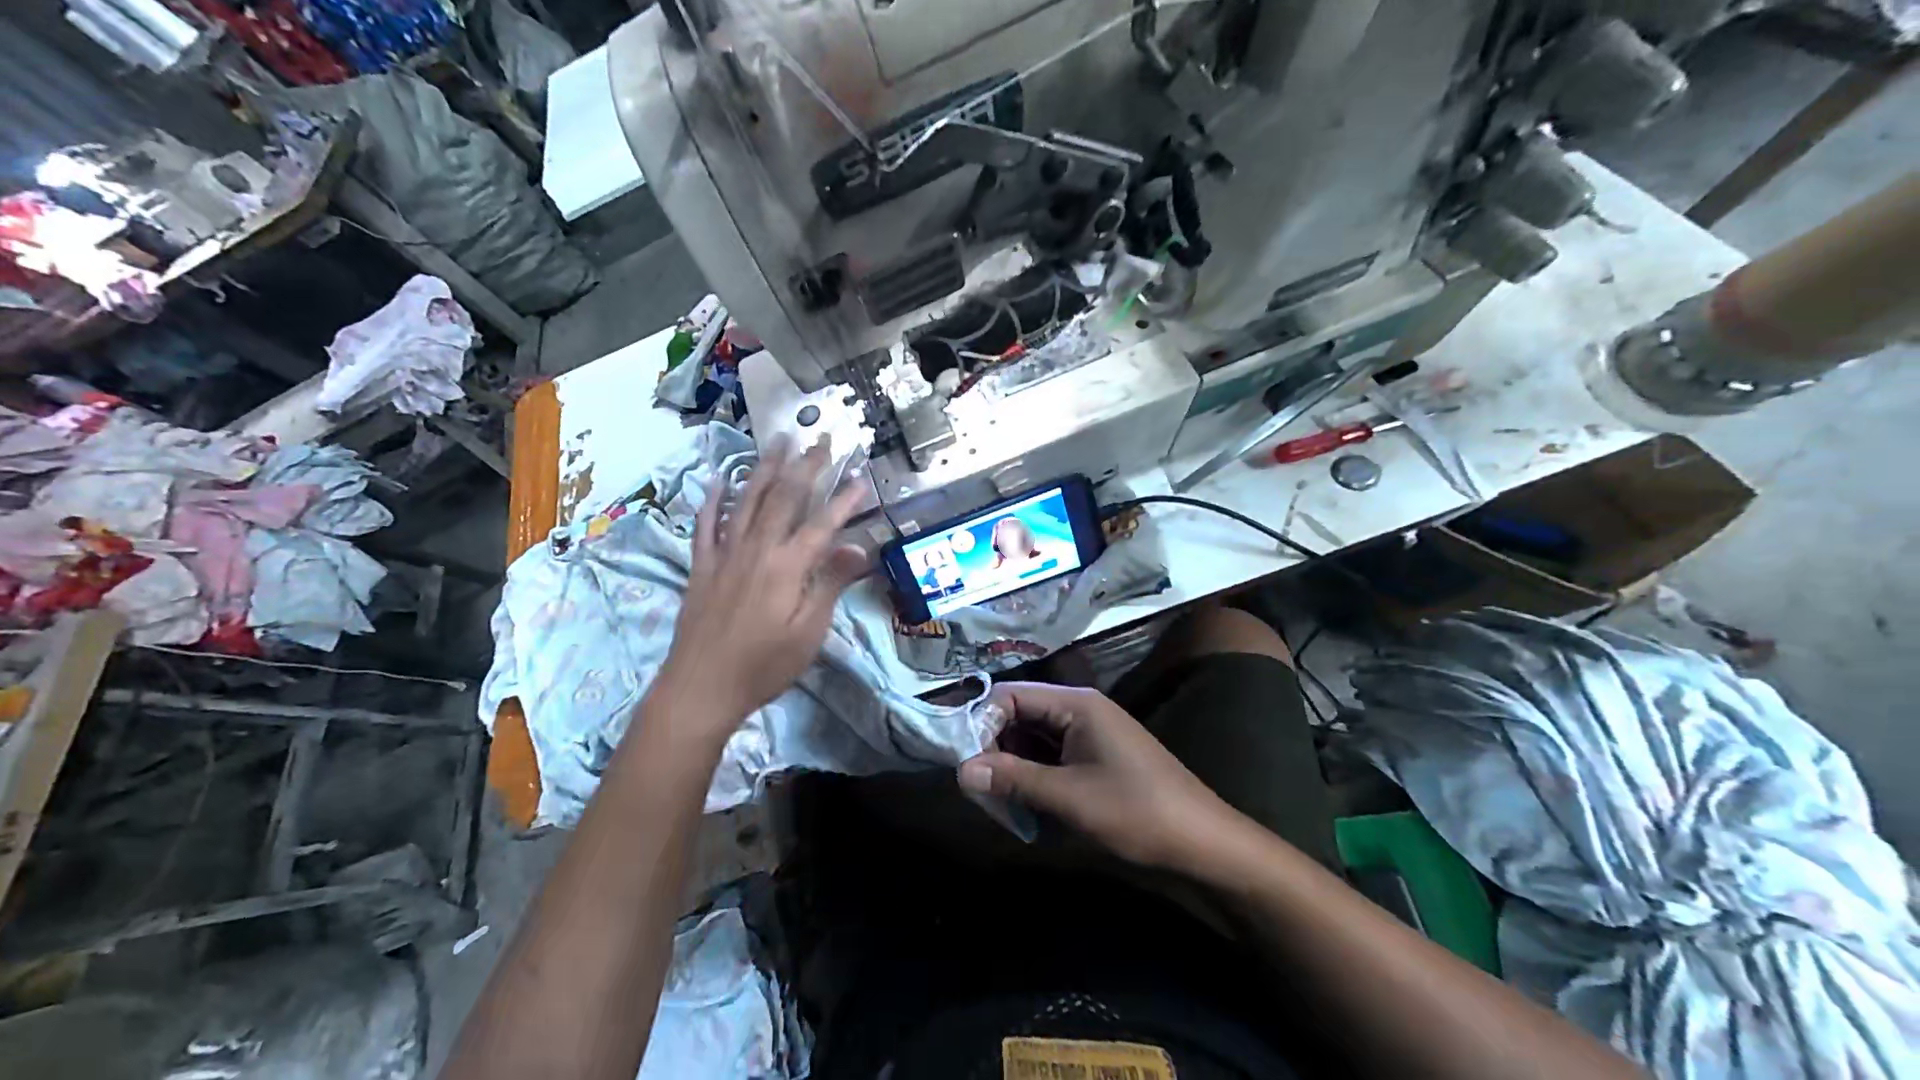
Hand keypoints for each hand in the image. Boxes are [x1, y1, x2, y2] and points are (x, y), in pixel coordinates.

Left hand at [651, 441, 869, 740]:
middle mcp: (756, 550)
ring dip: (765, 469)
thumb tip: (858, 545)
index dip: (844, 499)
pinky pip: (706, 524)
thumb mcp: (808, 632)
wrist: (700, 688)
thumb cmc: (763, 666)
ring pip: (748, 501)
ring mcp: (725, 554)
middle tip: (821, 440)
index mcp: (787, 567)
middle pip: (784, 499)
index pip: (822, 523)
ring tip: (778, 442)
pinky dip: (714, 499)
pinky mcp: (702, 566)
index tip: (861, 477)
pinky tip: (719, 479)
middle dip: (805, 467)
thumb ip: (830, 584)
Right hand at [957, 682, 1248, 871]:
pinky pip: (1051, 756)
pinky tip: (1021, 802)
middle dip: (993, 745)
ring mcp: (1089, 734)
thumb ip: (1012, 780)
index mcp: (1077, 704)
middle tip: (975, 785)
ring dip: (1011, 764)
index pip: (1011, 696)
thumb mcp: (1068, 797)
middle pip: (1020, 714)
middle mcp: (1081, 709)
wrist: (1203, 842)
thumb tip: (960, 770)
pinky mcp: (1094, 757)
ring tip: (994, 798)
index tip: (961, 760)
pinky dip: (1032, 775)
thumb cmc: (1136, 812)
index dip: (981, 722)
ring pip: (1033, 738)